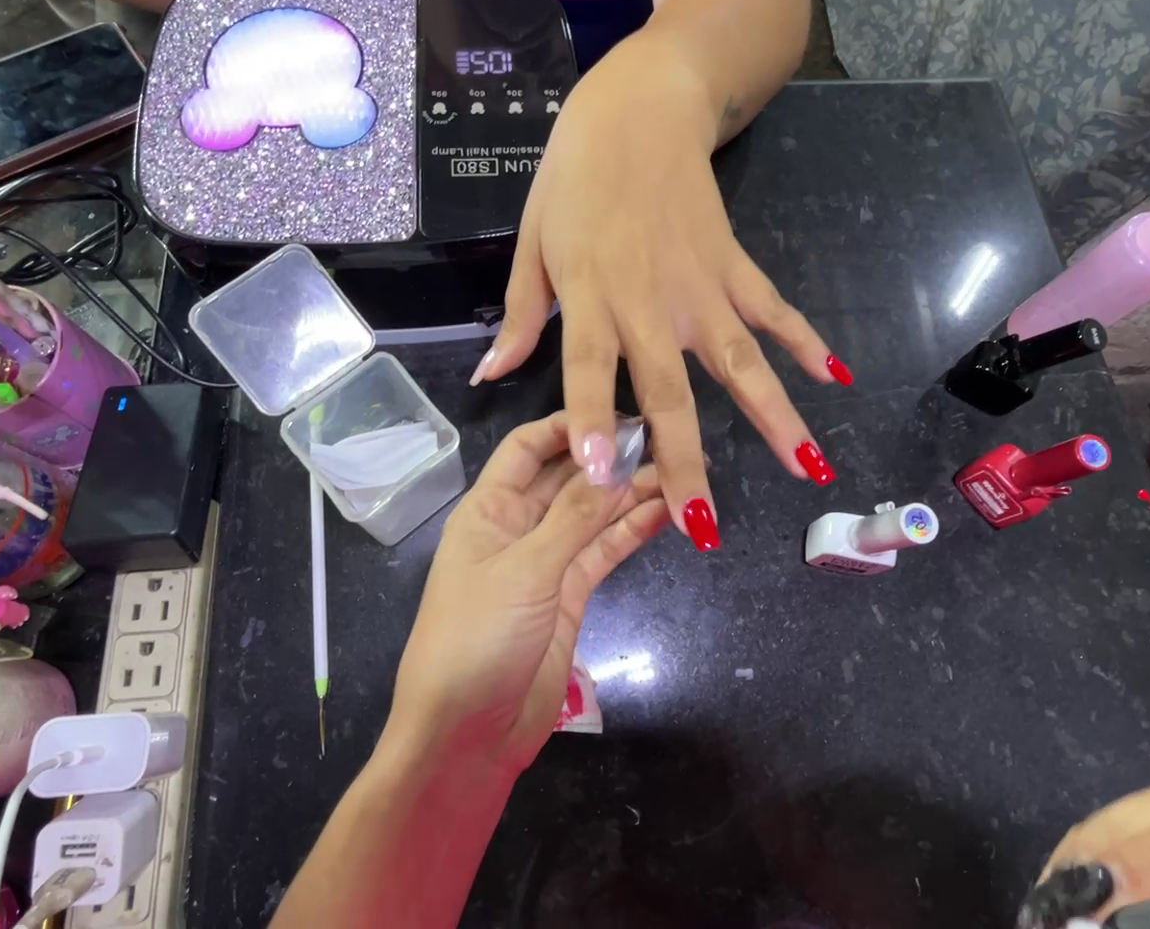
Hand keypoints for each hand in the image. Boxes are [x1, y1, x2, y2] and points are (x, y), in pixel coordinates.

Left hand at [385, 413, 668, 775]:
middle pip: (568, 479)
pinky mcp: (570, 596)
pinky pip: (603, 553)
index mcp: (488, 510)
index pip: (527, 448)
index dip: (569, 427)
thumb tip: (615, 461)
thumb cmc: (477, 640)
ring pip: (592, 515)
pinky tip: (666, 511)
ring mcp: (545, 562)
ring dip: (630, 495)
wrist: (467, 736)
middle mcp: (517, 527)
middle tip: (669, 441)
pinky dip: (631, 532)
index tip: (621, 413)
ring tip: (683, 473)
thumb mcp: (525, 571)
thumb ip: (574, 517)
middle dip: (611, 460)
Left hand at [471, 42, 848, 552]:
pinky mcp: (734, 264)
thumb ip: (523, 315)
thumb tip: (491, 375)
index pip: (589, 367)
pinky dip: (804, 339)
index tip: (605, 478)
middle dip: (686, 460)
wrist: (639, 107)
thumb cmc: (573, 178)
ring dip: (774, 415)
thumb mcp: (532, 240)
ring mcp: (700, 284)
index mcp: (590, 293)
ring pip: (739, 360)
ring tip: (808, 467)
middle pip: (671, 389)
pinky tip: (835, 375)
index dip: (595, 420)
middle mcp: (649, 299)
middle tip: (703, 523)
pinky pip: (772, 308)